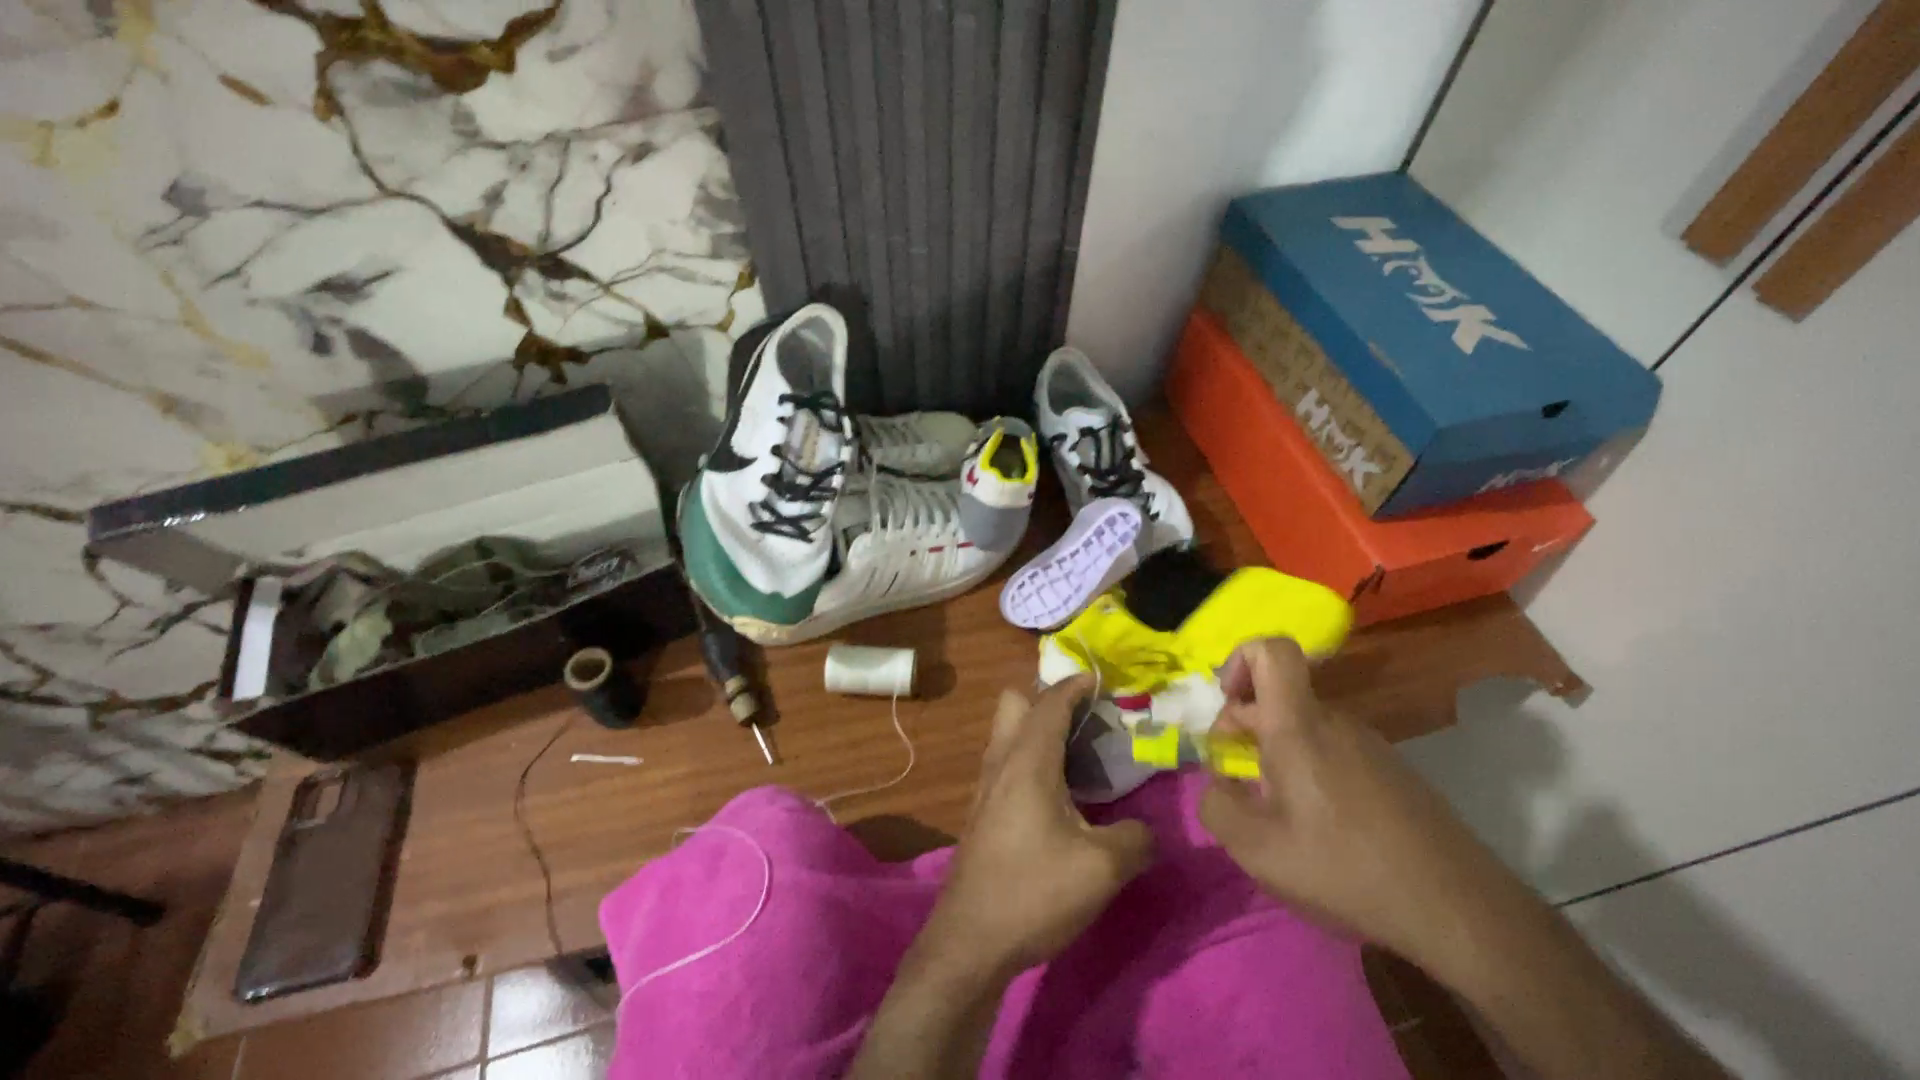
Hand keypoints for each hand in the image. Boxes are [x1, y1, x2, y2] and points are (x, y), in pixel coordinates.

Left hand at [926, 676, 1154, 974]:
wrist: (970, 942)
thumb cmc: (1034, 893)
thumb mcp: (1104, 868)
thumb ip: (1136, 839)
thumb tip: (1146, 830)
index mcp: (1028, 762)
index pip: (1050, 703)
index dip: (1075, 685)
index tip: (1102, 679)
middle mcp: (1001, 765)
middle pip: (1014, 705)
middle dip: (1048, 699)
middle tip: (1088, 719)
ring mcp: (985, 791)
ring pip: (1007, 736)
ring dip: (1038, 731)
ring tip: (1081, 754)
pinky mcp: (982, 817)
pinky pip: (1006, 765)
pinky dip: (1032, 760)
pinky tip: (1060, 795)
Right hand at [1198, 639, 1527, 969]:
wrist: (1454, 906)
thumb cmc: (1344, 868)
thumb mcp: (1257, 850)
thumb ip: (1217, 807)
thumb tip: (1214, 784)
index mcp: (1298, 727)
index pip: (1271, 649)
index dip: (1239, 661)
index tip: (1225, 706)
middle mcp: (1336, 722)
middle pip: (1281, 695)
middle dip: (1245, 725)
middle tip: (1236, 780)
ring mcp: (1370, 745)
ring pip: (1306, 727)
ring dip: (1277, 754)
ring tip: (1276, 814)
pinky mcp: (1393, 772)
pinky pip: (1334, 751)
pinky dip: (1310, 772)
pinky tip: (1319, 828)